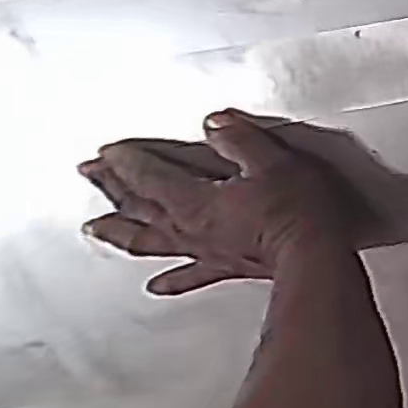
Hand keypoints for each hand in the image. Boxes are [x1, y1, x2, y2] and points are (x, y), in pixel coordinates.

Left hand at [79, 110, 364, 294]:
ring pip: (148, 240)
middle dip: (113, 187)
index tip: (110, 151)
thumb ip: (243, 141)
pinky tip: (157, 283)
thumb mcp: (277, 161)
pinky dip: (170, 279)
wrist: (316, 251)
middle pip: (139, 206)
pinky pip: (188, 276)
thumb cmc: (299, 207)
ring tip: (98, 226)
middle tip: (91, 174)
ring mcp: (204, 250)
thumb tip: (215, 123)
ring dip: (120, 231)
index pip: (152, 175)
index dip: (130, 160)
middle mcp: (189, 227)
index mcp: (197, 199)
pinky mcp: (226, 268)